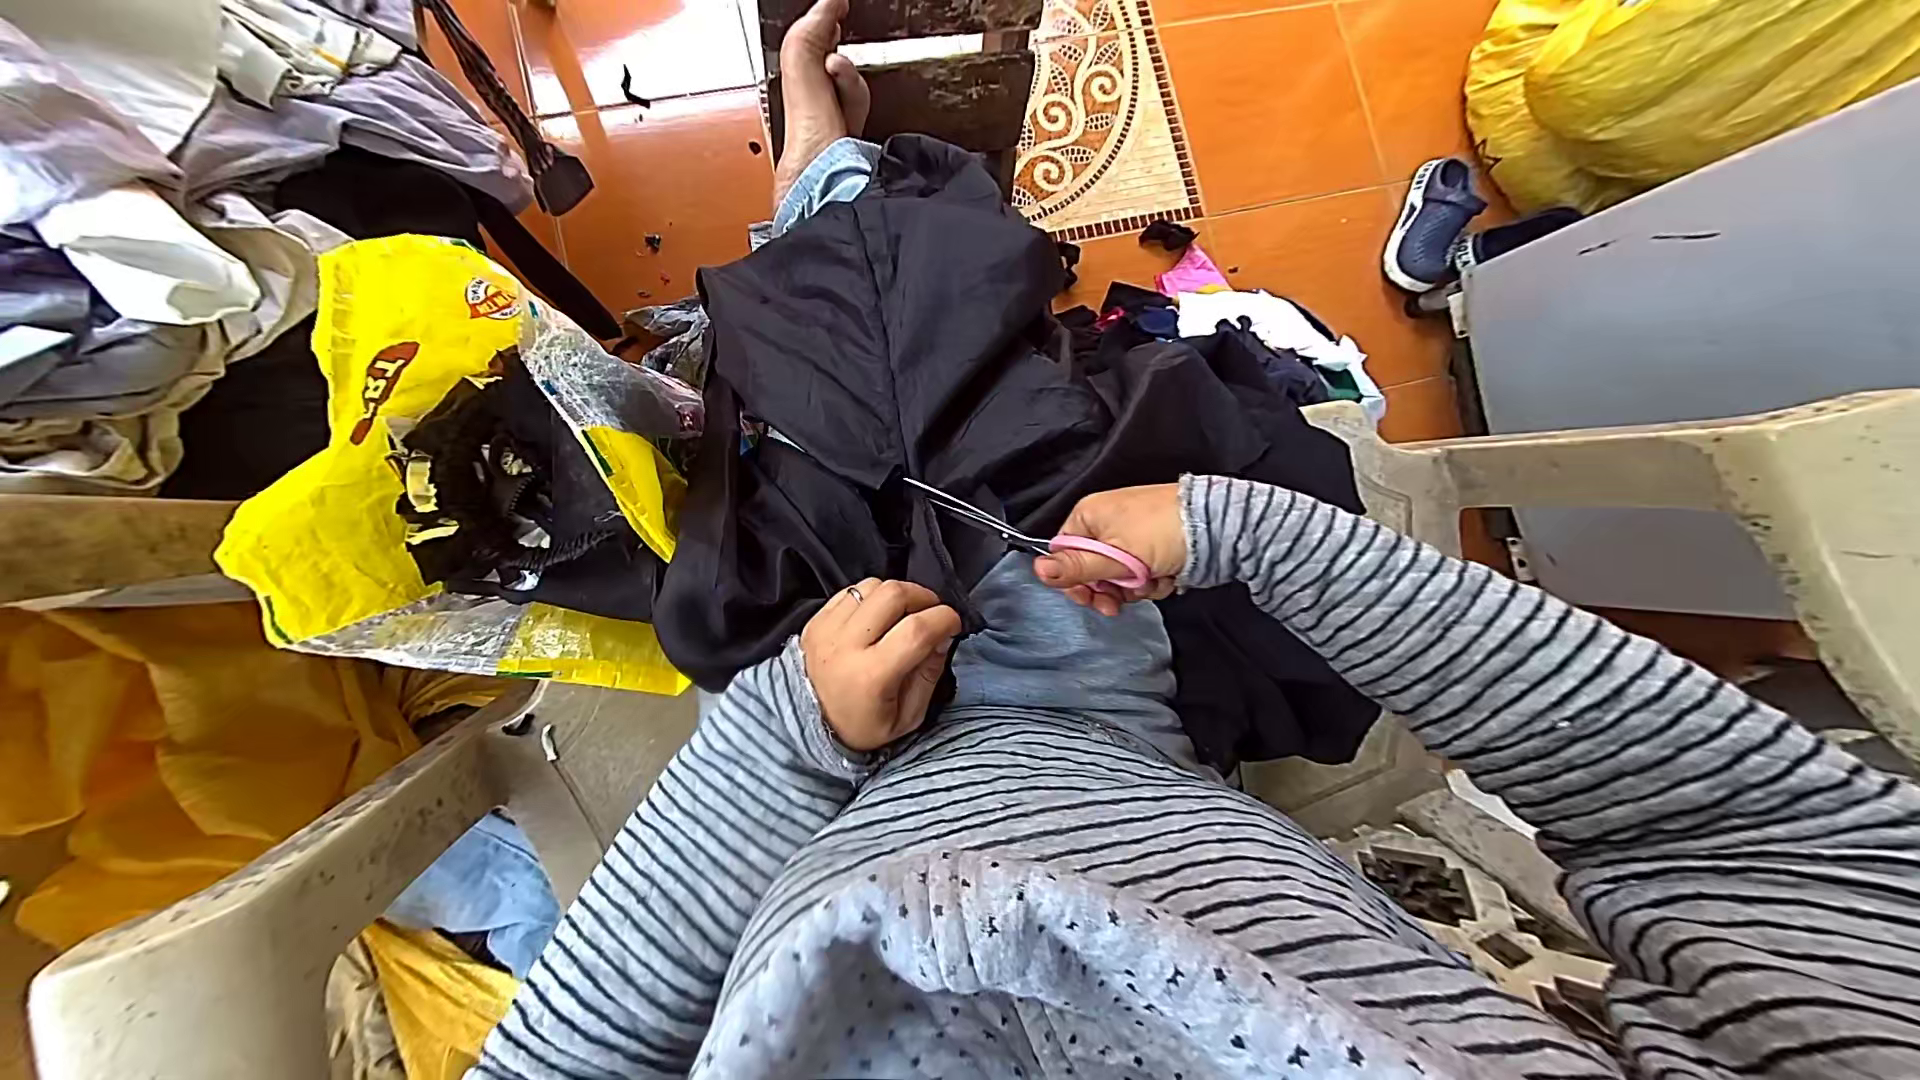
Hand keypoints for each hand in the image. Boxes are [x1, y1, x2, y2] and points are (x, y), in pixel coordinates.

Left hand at [801, 578, 961, 751]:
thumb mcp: (907, 717)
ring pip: (873, 586)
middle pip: (894, 594)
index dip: (944, 618)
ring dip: (897, 594)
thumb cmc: (861, 726)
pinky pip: (851, 590)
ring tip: (904, 613)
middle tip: (931, 612)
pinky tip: (877, 615)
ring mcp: (827, 629)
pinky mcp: (815, 620)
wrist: (809, 727)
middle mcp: (846, 646)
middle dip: (924, 597)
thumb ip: (930, 674)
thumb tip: (943, 637)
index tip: (953, 624)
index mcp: (871, 676)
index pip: (917, 630)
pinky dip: (872, 596)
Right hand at [1033, 484, 1185, 615]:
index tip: (1092, 597)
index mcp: (1088, 515)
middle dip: (1110, 587)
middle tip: (1123, 596)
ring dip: (1134, 586)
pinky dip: (1152, 580)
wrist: (1217, 525)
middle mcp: (1106, 522)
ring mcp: (1130, 534)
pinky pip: (1140, 572)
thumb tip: (1038, 570)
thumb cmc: (1164, 532)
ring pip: (1118, 575)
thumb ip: (1075, 567)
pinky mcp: (1152, 545)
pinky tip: (1166, 575)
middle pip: (1091, 569)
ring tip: (1153, 580)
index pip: (1065, 555)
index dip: (1076, 581)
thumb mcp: (1114, 556)